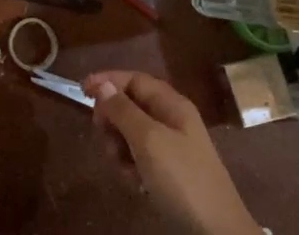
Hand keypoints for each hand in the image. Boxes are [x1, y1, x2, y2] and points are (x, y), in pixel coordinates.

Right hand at [84, 71, 254, 234]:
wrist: (216, 232)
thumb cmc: (182, 178)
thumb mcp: (149, 140)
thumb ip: (123, 109)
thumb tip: (103, 84)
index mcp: (171, 105)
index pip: (134, 79)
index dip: (107, 81)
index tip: (81, 92)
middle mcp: (171, 120)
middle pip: (129, 106)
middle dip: (112, 121)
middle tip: (104, 137)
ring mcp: (170, 148)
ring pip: (130, 134)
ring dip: (119, 149)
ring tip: (124, 169)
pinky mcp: (167, 172)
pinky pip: (139, 158)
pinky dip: (131, 168)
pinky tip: (136, 184)